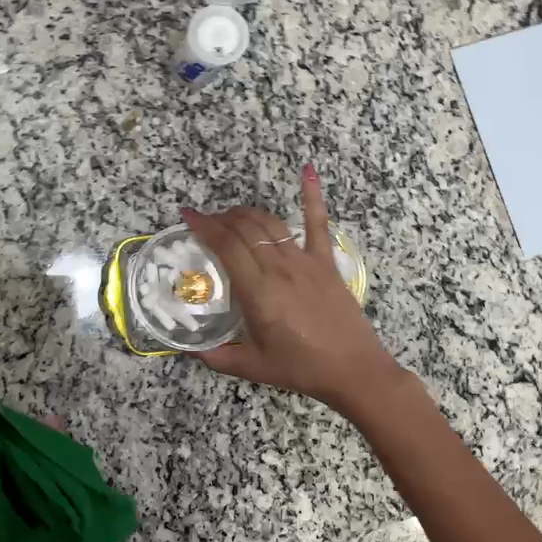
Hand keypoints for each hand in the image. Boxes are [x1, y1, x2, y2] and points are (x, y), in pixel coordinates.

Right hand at [181, 164, 407, 410]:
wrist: (354, 370)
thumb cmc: (302, 369)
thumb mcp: (252, 367)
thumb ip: (216, 357)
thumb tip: (188, 349)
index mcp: (257, 292)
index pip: (225, 246)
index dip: (204, 226)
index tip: (187, 216)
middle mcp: (278, 268)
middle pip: (244, 229)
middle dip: (220, 218)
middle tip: (205, 221)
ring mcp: (304, 261)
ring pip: (270, 223)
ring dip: (246, 213)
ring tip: (230, 214)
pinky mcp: (326, 262)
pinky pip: (318, 223)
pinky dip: (312, 195)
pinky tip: (308, 170)